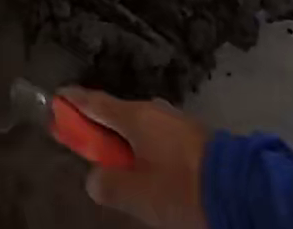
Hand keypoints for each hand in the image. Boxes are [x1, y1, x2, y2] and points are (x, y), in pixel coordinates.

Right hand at [59, 88, 209, 228]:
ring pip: (135, 127)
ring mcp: (172, 119)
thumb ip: (109, 184)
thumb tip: (93, 176)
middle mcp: (152, 109)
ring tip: (110, 163)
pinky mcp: (187, 134)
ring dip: (119, 140)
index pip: (96, 103)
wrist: (236, 184)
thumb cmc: (180, 186)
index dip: (74, 101)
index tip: (56, 97)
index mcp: (136, 116)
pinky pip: (152, 135)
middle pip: (115, 114)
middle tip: (79, 141)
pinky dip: (138, 146)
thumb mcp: (138, 194)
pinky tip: (139, 166)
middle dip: (96, 127)